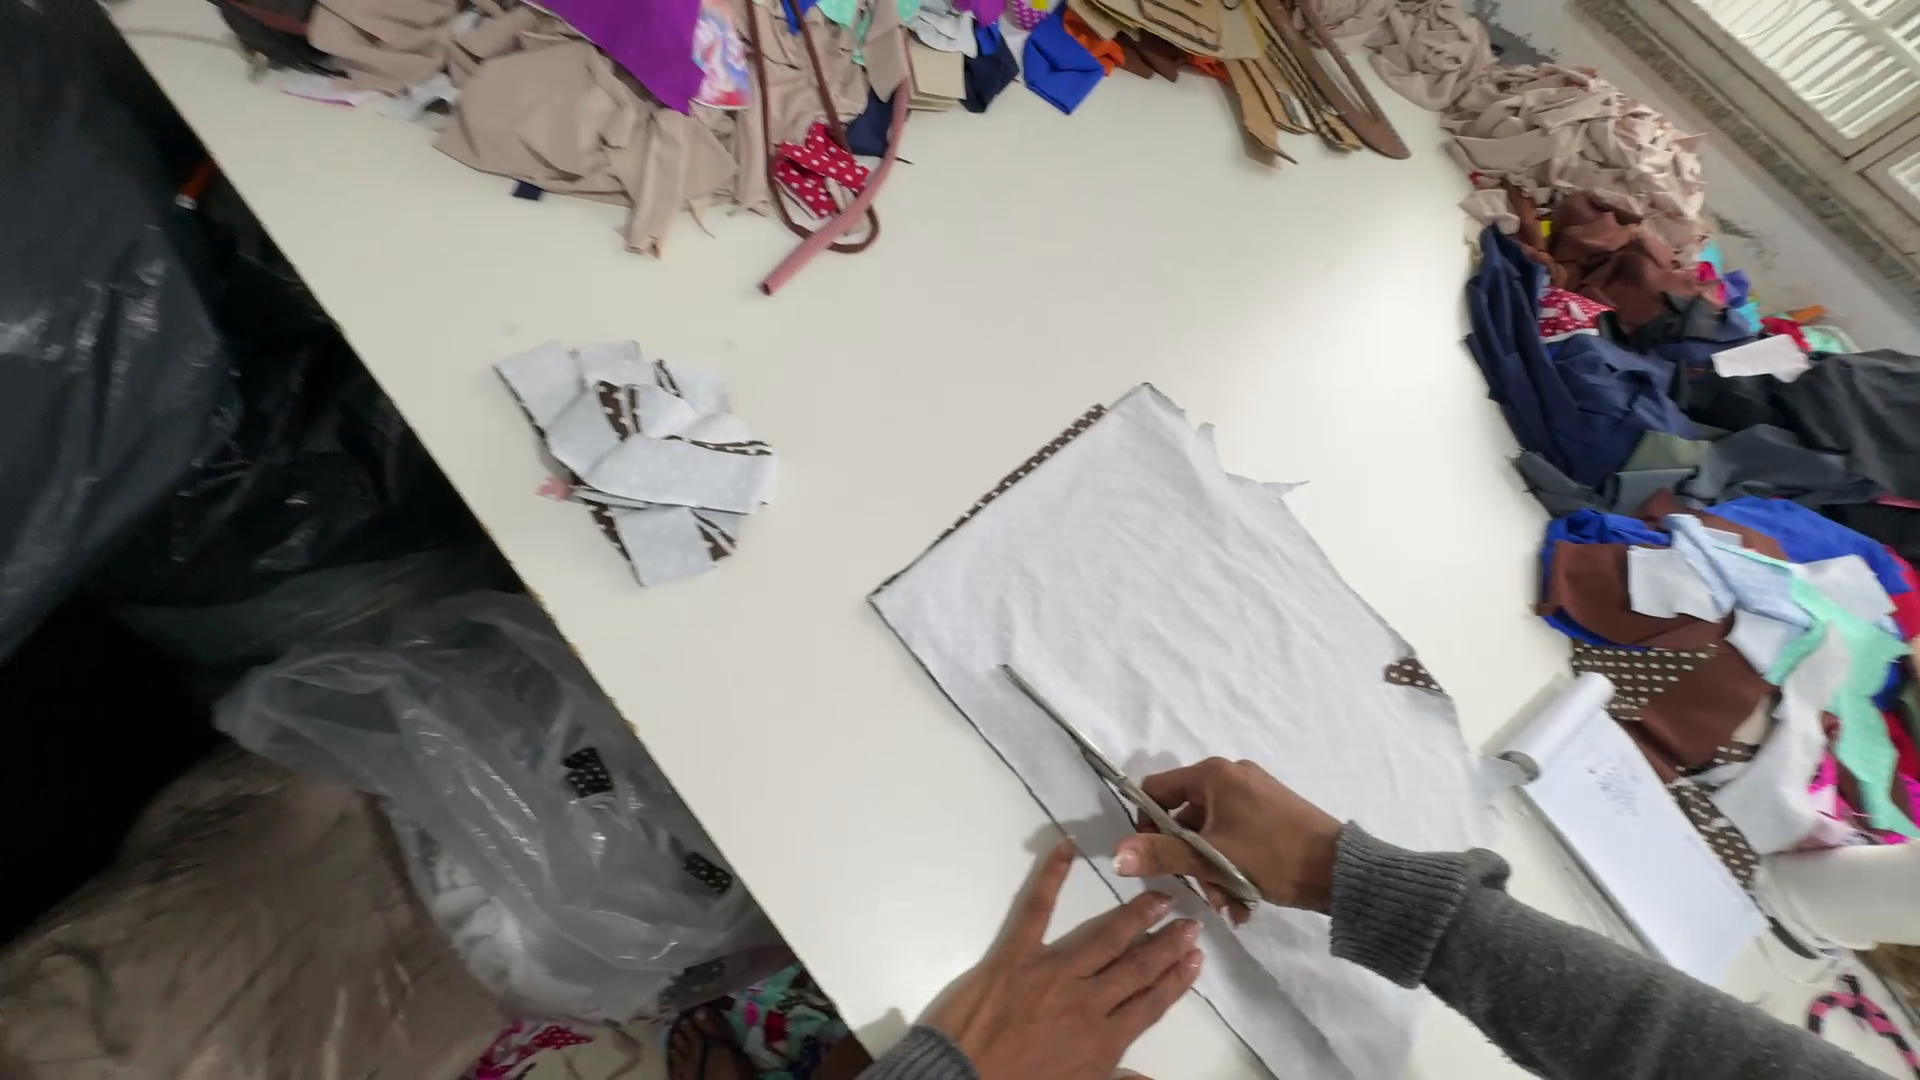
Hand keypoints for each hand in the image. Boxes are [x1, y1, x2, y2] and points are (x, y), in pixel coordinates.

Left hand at [923, 840, 1203, 1079]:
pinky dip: (1052, 875)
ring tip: (1160, 896)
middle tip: (1192, 919)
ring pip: (1104, 938)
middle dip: (1166, 944)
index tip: (1196, 956)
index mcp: (1102, 1039)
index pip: (1150, 1003)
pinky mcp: (1016, 951)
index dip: (1176, 979)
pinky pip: (1037, 908)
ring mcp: (1052, 971)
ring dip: (1135, 916)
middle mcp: (1086, 1000)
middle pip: (1136, 967)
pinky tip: (1068, 847)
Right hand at [1112, 757, 1342, 922]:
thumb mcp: (1212, 859)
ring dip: (1213, 870)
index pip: (1156, 790)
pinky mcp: (1274, 811)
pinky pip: (1237, 834)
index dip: (1148, 825)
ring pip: (1212, 832)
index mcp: (1212, 774)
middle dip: (1190, 859)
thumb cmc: (1274, 856)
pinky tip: (1247, 900)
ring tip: (1232, 905)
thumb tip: (1116, 855)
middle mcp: (1230, 775)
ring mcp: (1254, 792)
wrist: (1345, 873)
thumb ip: (1162, 854)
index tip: (1160, 859)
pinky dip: (1235, 864)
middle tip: (1205, 893)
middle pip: (1186, 816)